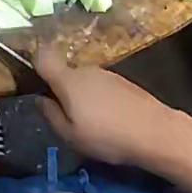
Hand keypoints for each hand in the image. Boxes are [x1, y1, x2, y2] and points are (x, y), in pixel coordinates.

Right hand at [36, 49, 183, 168]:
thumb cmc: (108, 135)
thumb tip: (40, 100)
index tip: (34, 81)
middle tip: (67, 118)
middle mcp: (86, 70)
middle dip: (62, 91)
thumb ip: (51, 115)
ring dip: (83, 97)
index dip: (35, 64)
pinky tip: (111, 121)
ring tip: (92, 124)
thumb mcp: (71, 135)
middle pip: (65, 73)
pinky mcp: (124, 82)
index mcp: (68, 80)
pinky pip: (101, 87)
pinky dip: (100, 100)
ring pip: (84, 81)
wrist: (157, 132)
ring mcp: (107, 74)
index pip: (43, 57)